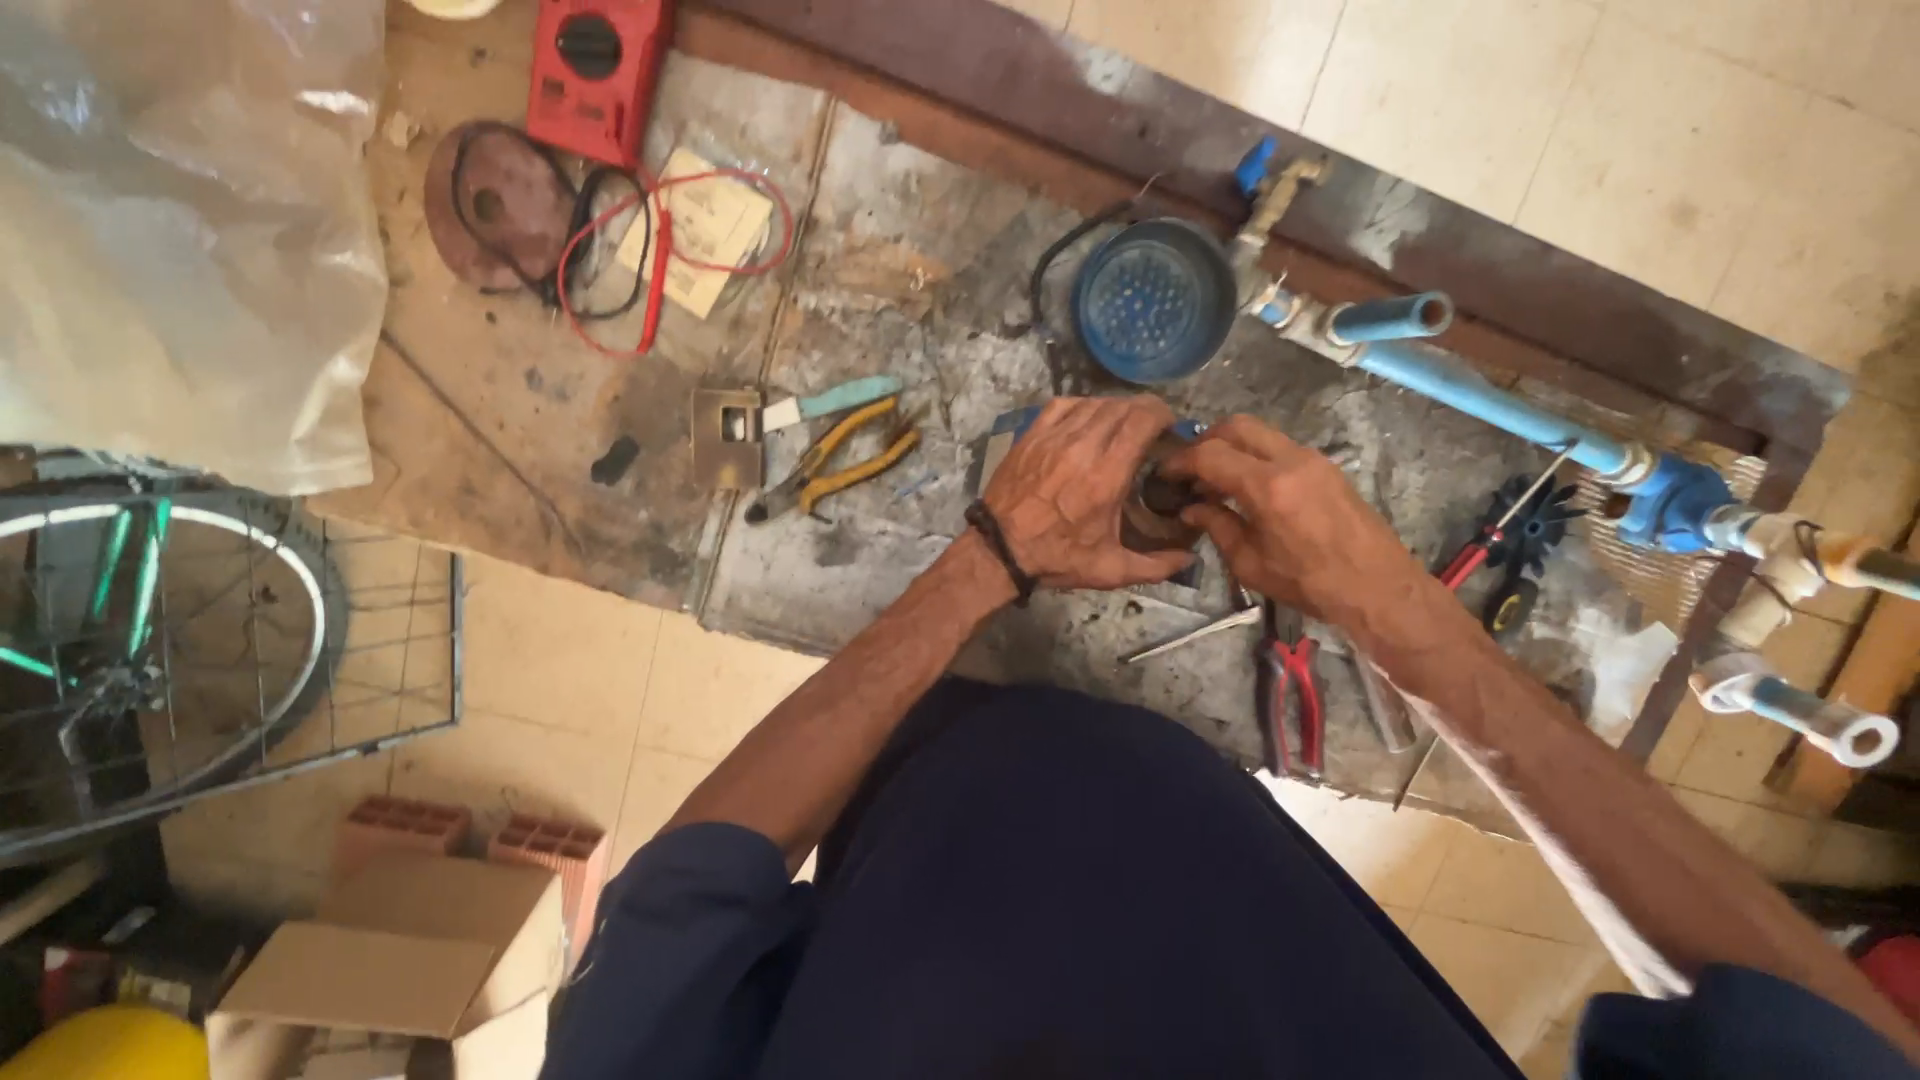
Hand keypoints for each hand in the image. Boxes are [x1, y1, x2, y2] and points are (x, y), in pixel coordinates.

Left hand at [982, 397, 1194, 590]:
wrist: (999, 550)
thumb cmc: (1056, 558)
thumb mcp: (1110, 570)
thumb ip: (1155, 566)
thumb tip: (1189, 560)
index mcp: (1106, 475)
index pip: (1142, 420)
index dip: (1162, 414)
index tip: (1168, 427)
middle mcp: (1082, 447)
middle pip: (1122, 406)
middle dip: (1142, 411)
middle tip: (1149, 428)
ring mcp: (1052, 438)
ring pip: (1093, 403)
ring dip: (1113, 409)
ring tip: (1120, 426)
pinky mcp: (1031, 436)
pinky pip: (1062, 405)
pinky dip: (1081, 406)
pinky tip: (1087, 420)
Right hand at [1160, 415, 1433, 628]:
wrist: (1378, 587)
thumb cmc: (1310, 583)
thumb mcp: (1250, 563)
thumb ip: (1217, 527)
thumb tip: (1192, 509)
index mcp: (1268, 488)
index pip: (1210, 455)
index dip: (1181, 462)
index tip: (1164, 474)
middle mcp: (1290, 460)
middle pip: (1236, 426)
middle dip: (1205, 441)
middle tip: (1188, 468)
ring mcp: (1312, 459)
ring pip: (1260, 432)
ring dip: (1231, 446)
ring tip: (1214, 478)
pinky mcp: (1325, 466)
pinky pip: (1279, 447)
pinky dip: (1254, 455)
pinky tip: (1246, 486)